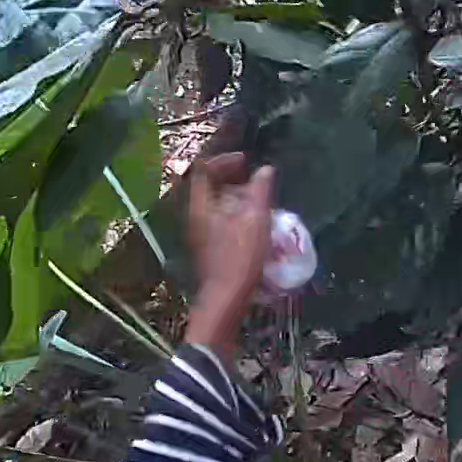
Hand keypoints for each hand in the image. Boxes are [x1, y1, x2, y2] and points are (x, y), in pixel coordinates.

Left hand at [184, 153, 274, 359]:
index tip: (246, 161)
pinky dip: (236, 214)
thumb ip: (260, 192)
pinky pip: (220, 221)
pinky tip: (255, 225)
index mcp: (201, 206)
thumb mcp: (255, 221)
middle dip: (233, 179)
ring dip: (237, 198)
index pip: (204, 170)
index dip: (224, 160)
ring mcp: (200, 234)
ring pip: (216, 205)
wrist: (225, 301)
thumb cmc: (239, 259)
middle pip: (209, 187)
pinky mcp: (209, 248)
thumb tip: (265, 170)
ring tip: (260, 201)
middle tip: (255, 180)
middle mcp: (196, 217)